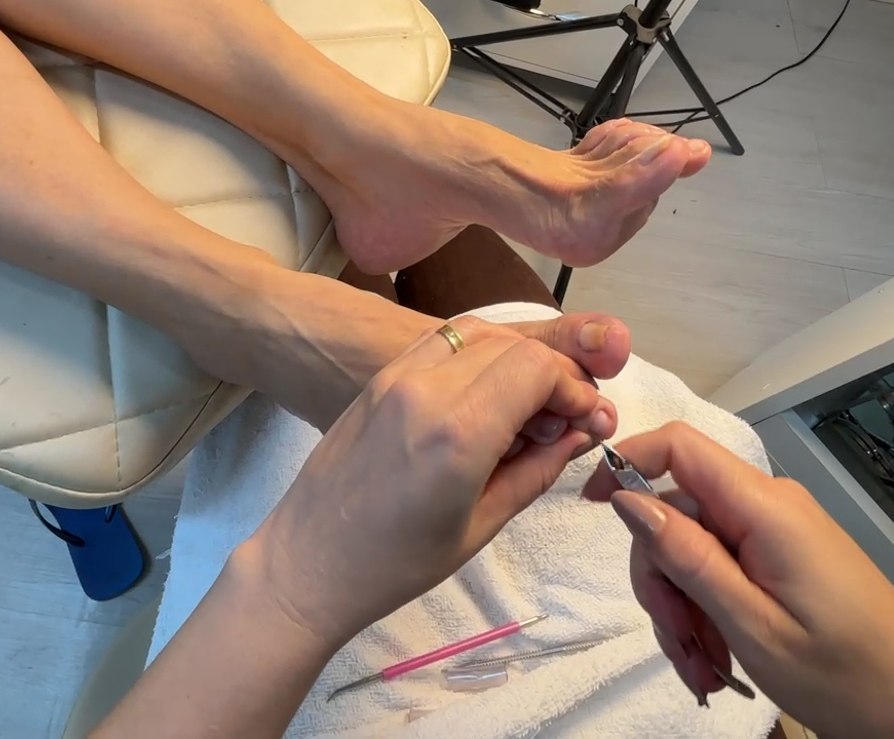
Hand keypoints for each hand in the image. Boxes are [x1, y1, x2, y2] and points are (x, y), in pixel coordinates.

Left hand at [243, 320, 609, 646]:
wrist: (308, 558)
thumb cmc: (395, 563)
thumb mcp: (481, 525)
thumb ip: (537, 469)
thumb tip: (581, 433)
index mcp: (456, 431)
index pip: (537, 366)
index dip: (573, 388)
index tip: (585, 421)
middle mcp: (426, 387)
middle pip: (514, 343)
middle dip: (552, 373)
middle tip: (561, 419)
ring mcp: (397, 374)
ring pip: (478, 331)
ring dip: (514, 356)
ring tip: (525, 404)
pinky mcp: (381, 376)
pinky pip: (442, 341)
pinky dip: (477, 352)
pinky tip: (485, 392)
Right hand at [582, 423, 893, 738]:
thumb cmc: (847, 677)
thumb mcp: (752, 625)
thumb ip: (686, 555)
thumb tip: (625, 496)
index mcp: (763, 507)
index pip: (679, 445)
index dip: (627, 460)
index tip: (592, 506)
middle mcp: (766, 504)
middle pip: (676, 509)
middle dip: (661, 575)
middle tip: (677, 644)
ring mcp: (773, 530)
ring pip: (691, 544)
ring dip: (682, 604)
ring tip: (703, 669)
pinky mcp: (778, 554)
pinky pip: (719, 563)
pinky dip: (705, 607)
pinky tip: (717, 658)